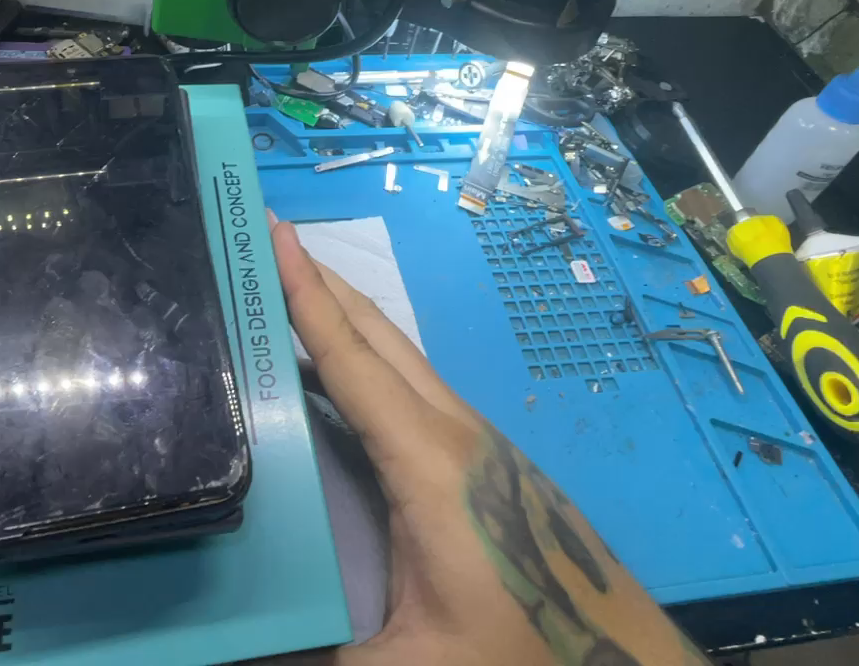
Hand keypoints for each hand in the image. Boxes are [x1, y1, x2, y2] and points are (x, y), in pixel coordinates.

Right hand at [270, 217, 706, 665]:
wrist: (627, 665)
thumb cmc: (520, 653)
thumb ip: (314, 658)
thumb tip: (231, 651)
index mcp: (426, 462)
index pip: (350, 358)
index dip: (305, 294)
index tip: (275, 235)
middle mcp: (449, 427)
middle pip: (374, 332)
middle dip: (319, 279)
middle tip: (268, 242)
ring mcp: (471, 433)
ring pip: (395, 351)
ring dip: (343, 310)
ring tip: (291, 288)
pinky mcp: (480, 449)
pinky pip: (408, 379)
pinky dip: (363, 350)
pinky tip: (339, 368)